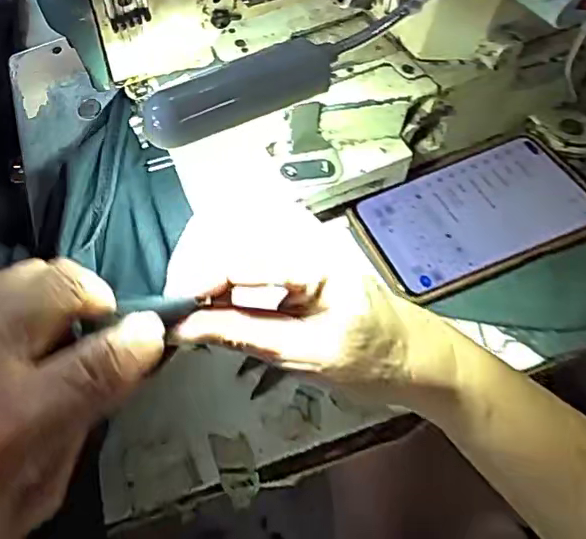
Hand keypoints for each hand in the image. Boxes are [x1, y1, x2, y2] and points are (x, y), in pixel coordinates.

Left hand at [0, 258, 166, 538]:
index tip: (152, 331)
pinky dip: (6, 301)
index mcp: (4, 420)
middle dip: (91, 304)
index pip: (97, 359)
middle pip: (63, 285)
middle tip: (90, 333)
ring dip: (48, 300)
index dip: (137, 340)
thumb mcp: (41, 491)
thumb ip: (88, 414)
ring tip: (39, 338)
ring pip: (30, 269)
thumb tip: (129, 354)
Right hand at [166, 204, 462, 407]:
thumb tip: (183, 328)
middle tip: (175, 308)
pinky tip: (206, 288)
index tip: (171, 310)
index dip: (197, 279)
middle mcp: (297, 228)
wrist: (414, 352)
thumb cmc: (371, 359)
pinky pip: (232, 235)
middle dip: (189, 264)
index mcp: (312, 257)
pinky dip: (211, 259)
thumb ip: (241, 334)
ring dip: (195, 260)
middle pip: (221, 228)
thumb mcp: (305, 357)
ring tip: (186, 301)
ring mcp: (290, 226)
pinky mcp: (282, 235)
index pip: (237, 256)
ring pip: (221, 226)